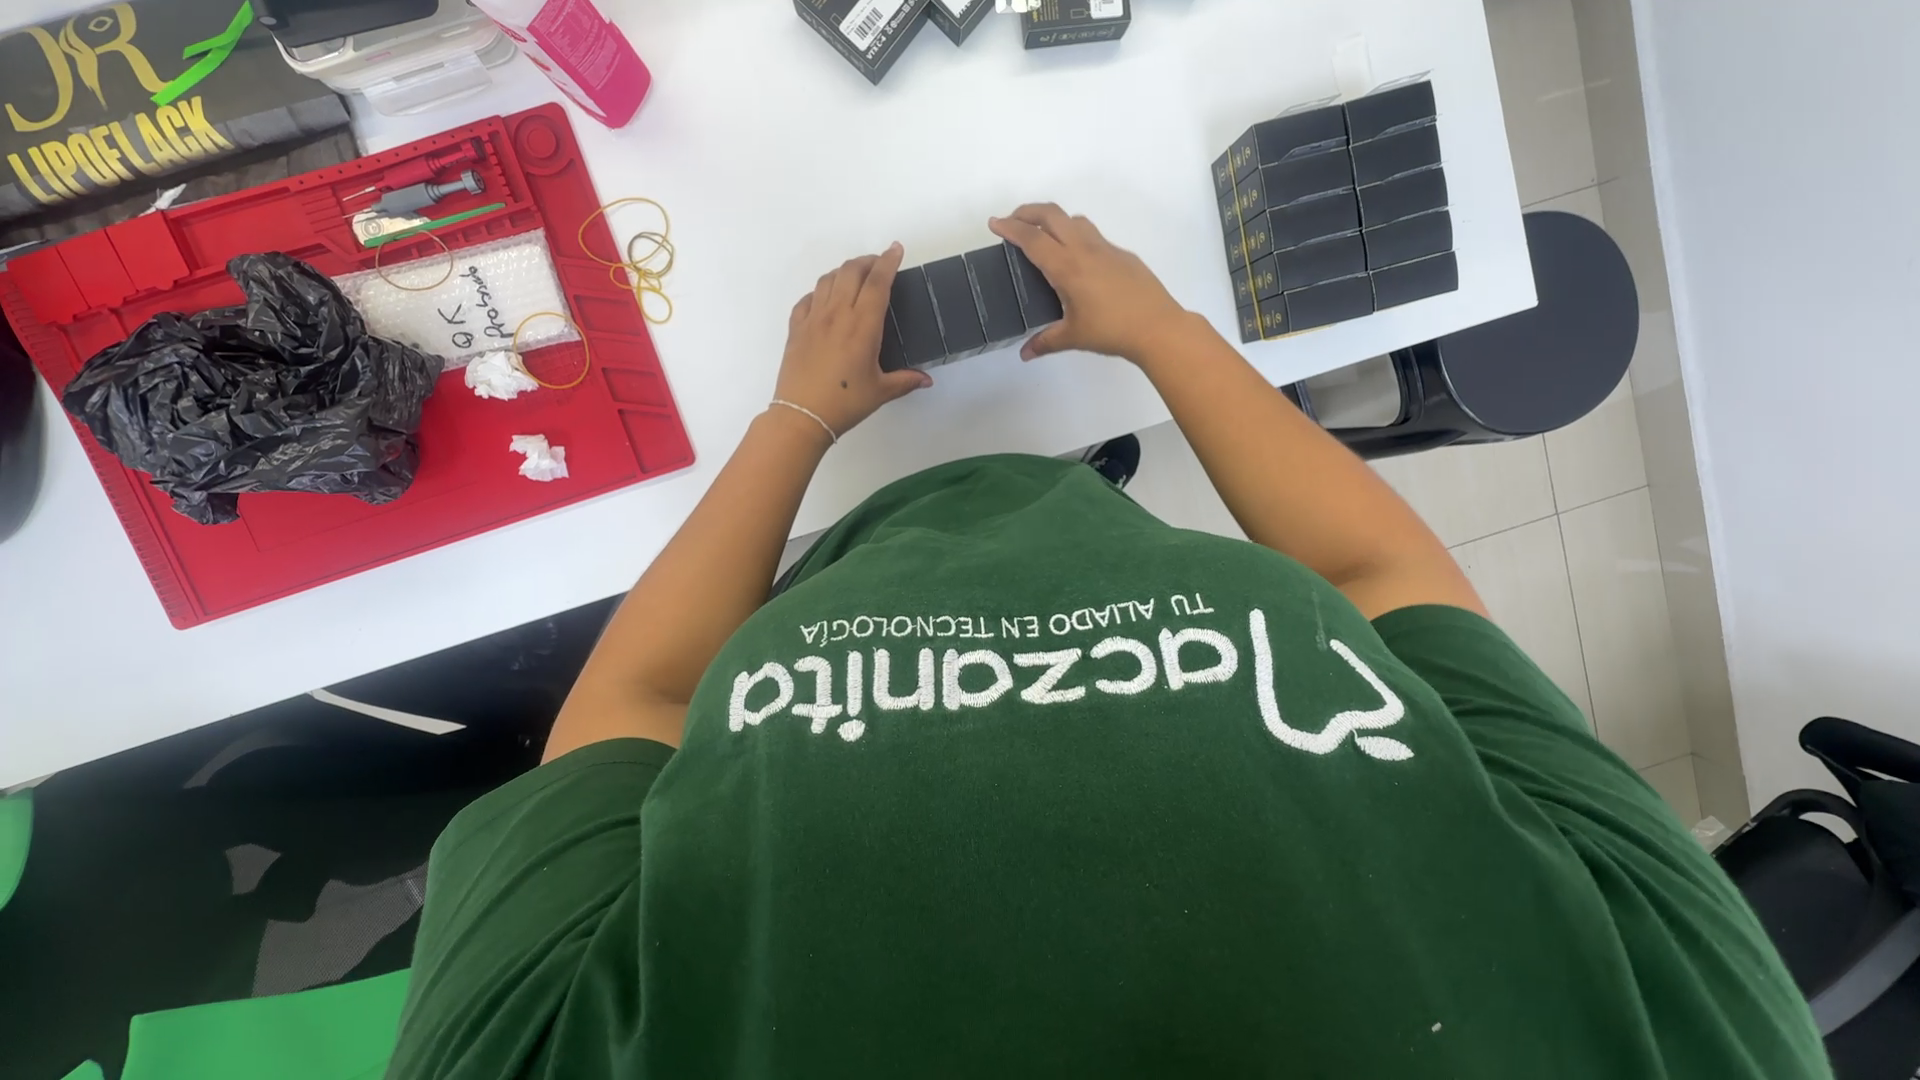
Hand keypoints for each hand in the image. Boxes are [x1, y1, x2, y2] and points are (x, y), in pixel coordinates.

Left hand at [774, 242, 931, 439]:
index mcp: (862, 326)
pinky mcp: (796, 328)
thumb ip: (905, 381)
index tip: (896, 249)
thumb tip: (926, 380)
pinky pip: (808, 298)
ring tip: (854, 276)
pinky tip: (825, 299)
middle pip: (851, 271)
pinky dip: (820, 291)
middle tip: (878, 264)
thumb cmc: (845, 403)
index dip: (888, 262)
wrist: (801, 415)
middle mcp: (837, 314)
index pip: (877, 282)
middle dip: (867, 261)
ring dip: (843, 271)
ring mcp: (813, 319)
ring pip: (828, 279)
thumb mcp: (881, 392)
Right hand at [989, 204, 1193, 363]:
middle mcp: (1084, 249)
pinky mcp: (1122, 255)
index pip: (1032, 239)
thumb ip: (1045, 341)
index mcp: (1067, 267)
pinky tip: (1077, 261)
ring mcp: (1106, 248)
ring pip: (1074, 220)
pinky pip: (1093, 235)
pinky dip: (1075, 235)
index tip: (994, 223)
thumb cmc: (1111, 330)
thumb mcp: (1073, 337)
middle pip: (1051, 215)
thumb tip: (1025, 354)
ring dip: (1053, 220)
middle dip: (1028, 212)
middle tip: (1013, 221)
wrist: (1157, 327)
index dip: (1010, 228)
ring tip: (1043, 236)